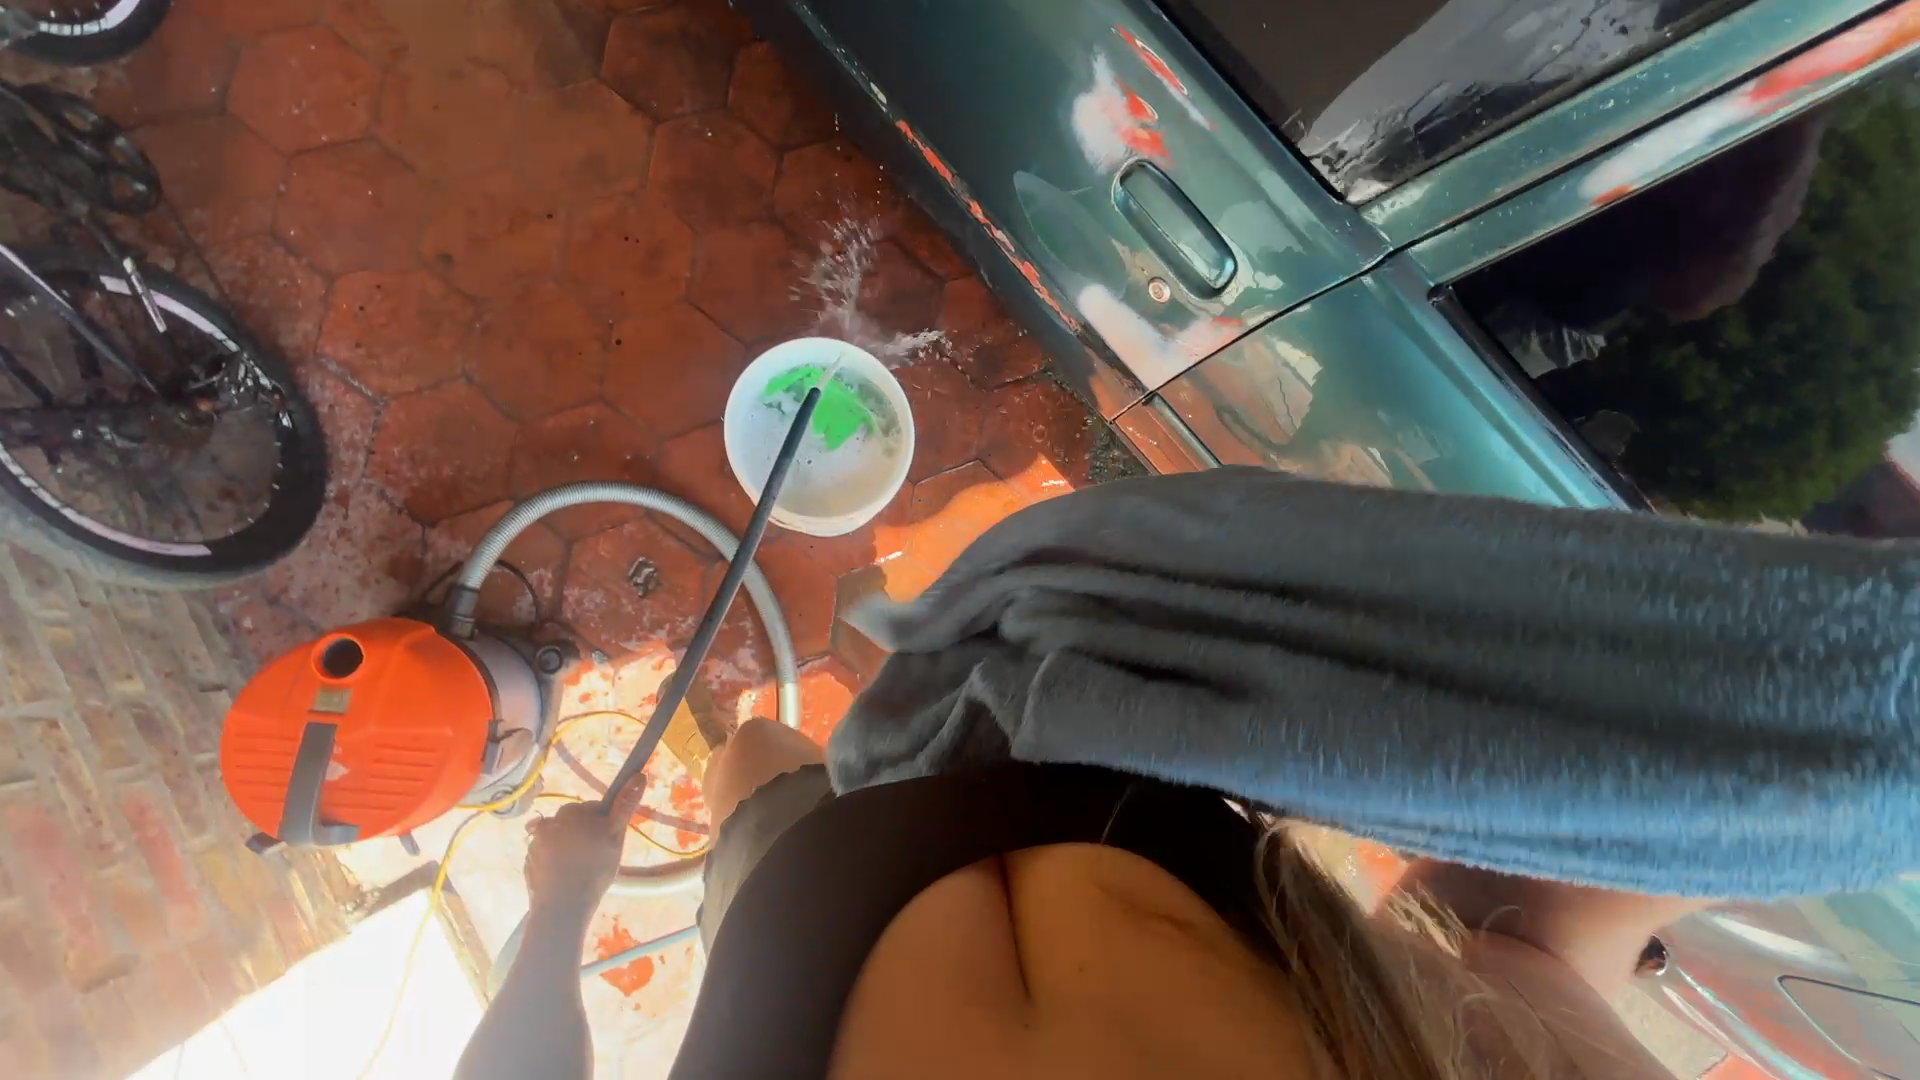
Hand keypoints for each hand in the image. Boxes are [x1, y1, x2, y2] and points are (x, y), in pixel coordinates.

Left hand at [522, 780, 644, 922]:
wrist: (563, 905)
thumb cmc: (595, 866)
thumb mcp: (616, 833)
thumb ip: (625, 804)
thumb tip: (639, 775)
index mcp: (571, 811)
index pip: (591, 808)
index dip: (603, 822)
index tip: (608, 839)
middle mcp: (549, 822)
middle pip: (571, 822)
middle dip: (582, 832)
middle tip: (597, 854)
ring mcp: (534, 845)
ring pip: (557, 839)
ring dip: (567, 847)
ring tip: (580, 868)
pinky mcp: (527, 865)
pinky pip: (545, 857)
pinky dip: (554, 862)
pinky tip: (565, 877)